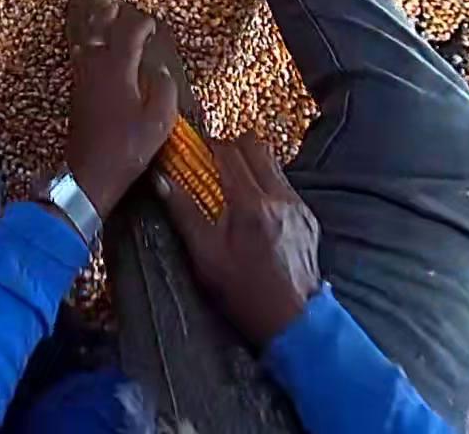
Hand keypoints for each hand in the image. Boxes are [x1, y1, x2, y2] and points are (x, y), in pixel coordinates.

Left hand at [66, 4, 176, 215]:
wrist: (90, 172)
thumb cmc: (128, 146)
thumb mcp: (159, 120)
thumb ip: (163, 89)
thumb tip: (159, 68)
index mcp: (117, 68)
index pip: (129, 35)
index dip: (141, 25)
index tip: (152, 23)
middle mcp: (96, 66)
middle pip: (99, 30)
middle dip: (107, 15)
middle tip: (115, 3)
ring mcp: (82, 78)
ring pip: (86, 42)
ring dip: (95, 28)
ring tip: (102, 19)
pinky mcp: (77, 91)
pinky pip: (81, 57)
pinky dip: (88, 45)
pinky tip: (92, 50)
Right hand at [157, 132, 320, 348]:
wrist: (295, 323)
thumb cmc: (244, 291)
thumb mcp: (205, 255)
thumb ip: (183, 212)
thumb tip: (160, 180)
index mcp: (250, 204)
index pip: (229, 152)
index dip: (211, 145)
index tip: (199, 151)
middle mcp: (277, 197)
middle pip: (254, 146)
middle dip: (232, 145)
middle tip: (217, 159)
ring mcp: (296, 205)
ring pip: (272, 161)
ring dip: (251, 160)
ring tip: (236, 178)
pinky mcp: (308, 216)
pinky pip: (284, 182)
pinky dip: (267, 180)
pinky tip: (257, 202)